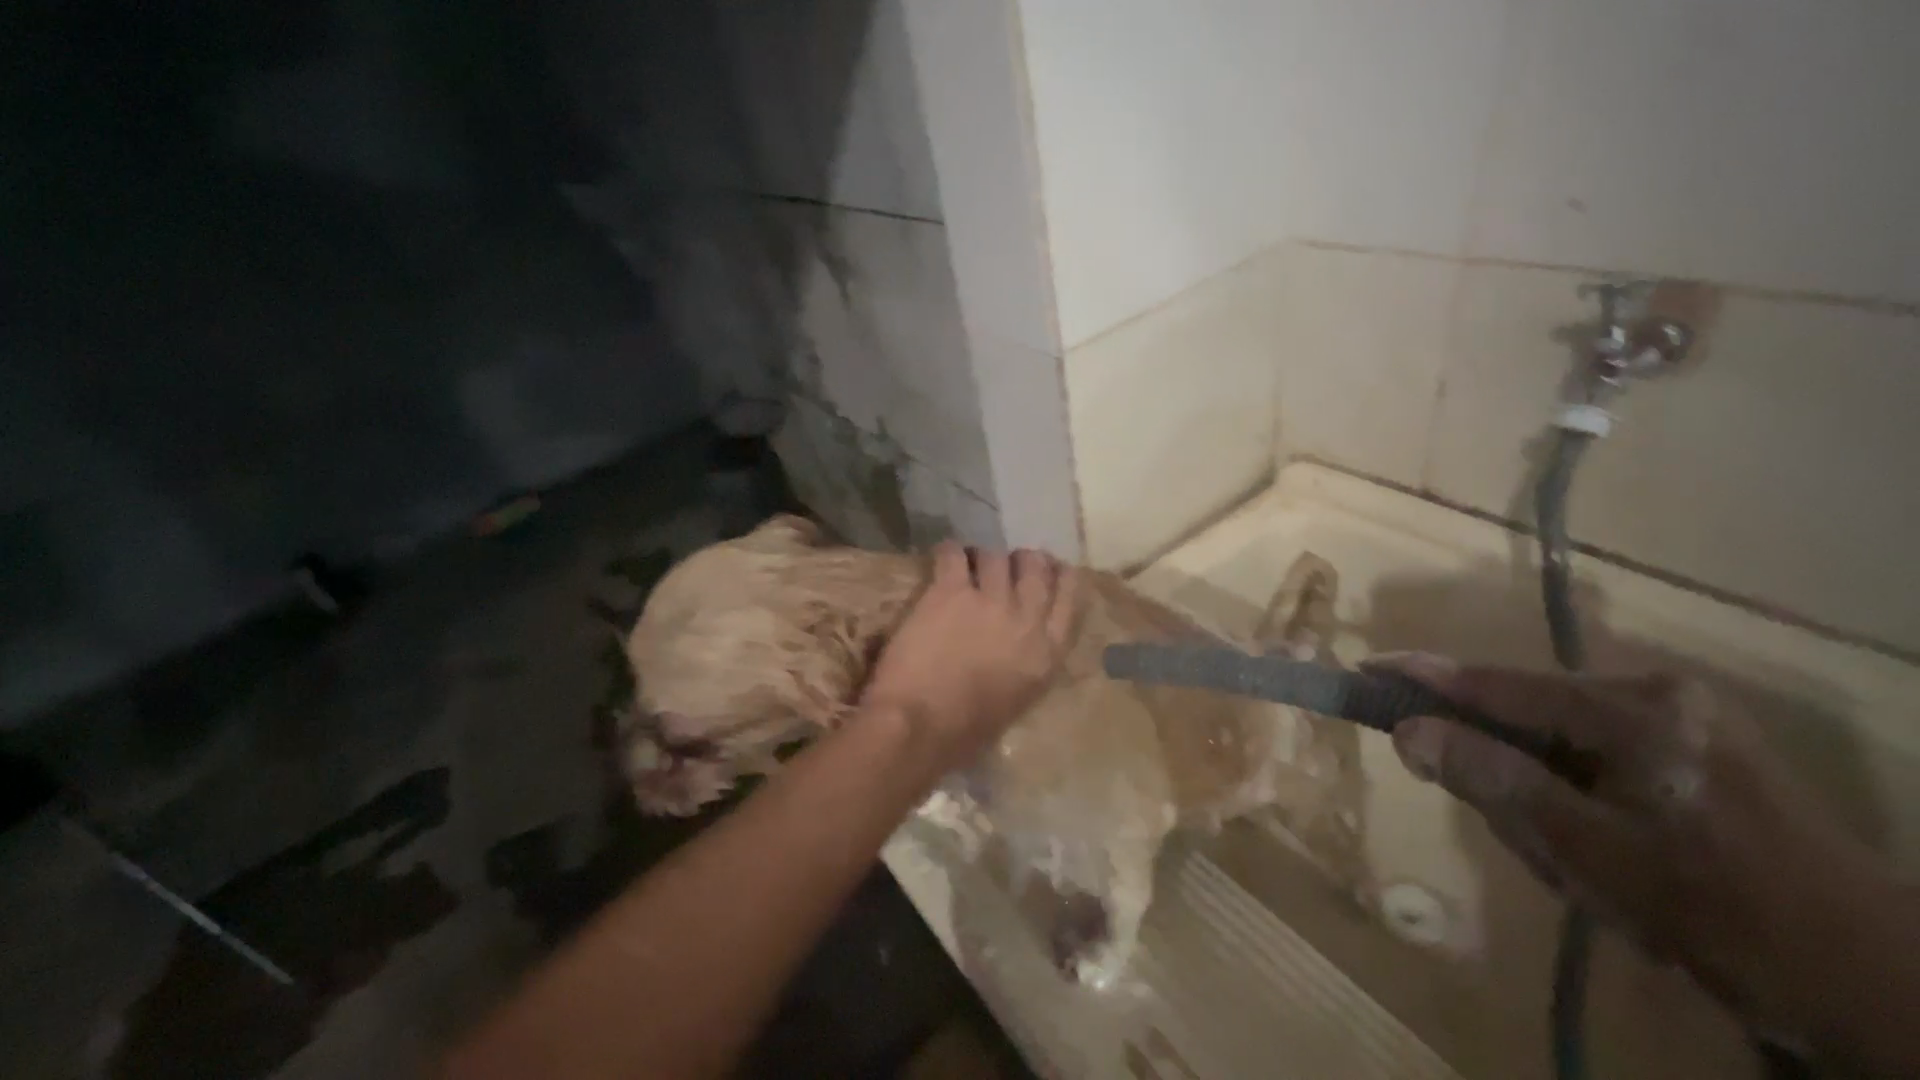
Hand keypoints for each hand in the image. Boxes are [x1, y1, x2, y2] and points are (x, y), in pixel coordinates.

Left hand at [861, 543, 1080, 770]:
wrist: (921, 727)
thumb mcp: (1020, 698)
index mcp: (1048, 653)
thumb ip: (1029, 662)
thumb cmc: (966, 733)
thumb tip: (1022, 642)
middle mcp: (1027, 620)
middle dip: (1021, 561)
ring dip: (981, 558)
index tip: (1048, 570)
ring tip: (967, 565)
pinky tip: (942, 558)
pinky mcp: (950, 591)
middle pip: (1035, 567)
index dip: (1058, 576)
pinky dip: (948, 552)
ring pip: (995, 556)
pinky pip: (954, 554)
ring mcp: (990, 601)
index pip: (1070, 596)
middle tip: (1003, 565)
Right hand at [1373, 654, 1894, 1043]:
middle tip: (1520, 839)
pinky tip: (1604, 850)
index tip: (1367, 669)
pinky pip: (1600, 756)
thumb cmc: (1714, 910)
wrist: (1871, 978)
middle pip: (1532, 712)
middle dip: (1503, 765)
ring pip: (1564, 739)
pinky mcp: (1703, 750)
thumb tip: (1409, 731)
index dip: (1425, 679)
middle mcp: (1659, 693)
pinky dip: (1576, 794)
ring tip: (1578, 865)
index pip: (1500, 683)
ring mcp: (1687, 719)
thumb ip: (1492, 781)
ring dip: (1544, 791)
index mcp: (1633, 707)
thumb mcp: (1585, 851)